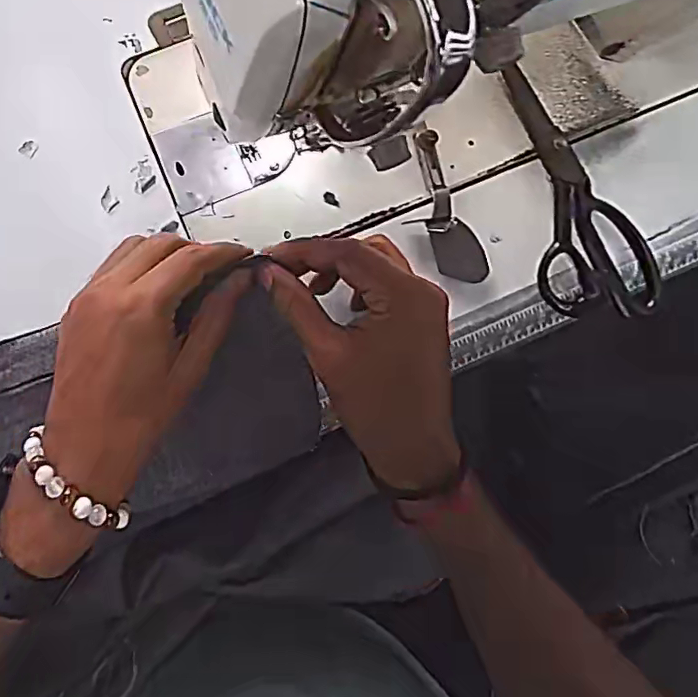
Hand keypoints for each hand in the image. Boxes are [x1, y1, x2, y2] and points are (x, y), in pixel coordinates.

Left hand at [0, 234, 251, 576]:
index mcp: (140, 307)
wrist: (85, 446)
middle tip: (218, 266)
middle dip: (194, 249)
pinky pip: (111, 265)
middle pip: (160, 243)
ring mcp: (89, 296)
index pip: (190, 258)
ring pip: (132, 246)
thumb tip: (235, 284)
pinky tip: (153, 285)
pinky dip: (136, 263)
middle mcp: (109, 292)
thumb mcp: (189, 368)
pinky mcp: (77, 304)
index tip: (237, 255)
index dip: (221, 253)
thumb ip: (216, 316)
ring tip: (187, 274)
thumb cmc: (133, 420)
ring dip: (163, 251)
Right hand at [260, 236, 459, 491]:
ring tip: (306, 282)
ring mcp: (424, 302)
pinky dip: (357, 279)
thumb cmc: (381, 410)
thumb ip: (296, 304)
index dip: (303, 250)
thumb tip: (273, 276)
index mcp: (404, 295)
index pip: (346, 251)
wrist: (412, 447)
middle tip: (284, 267)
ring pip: (374, 260)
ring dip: (338, 265)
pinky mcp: (421, 313)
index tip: (274, 257)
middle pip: (361, 249)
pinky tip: (336, 297)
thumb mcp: (326, 351)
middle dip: (319, 254)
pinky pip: (386, 279)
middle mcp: (421, 291)